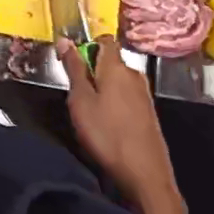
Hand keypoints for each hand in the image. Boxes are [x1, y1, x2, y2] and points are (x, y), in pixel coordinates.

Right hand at [57, 37, 180, 208]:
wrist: (144, 173)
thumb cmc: (106, 134)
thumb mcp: (80, 100)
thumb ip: (73, 69)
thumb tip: (65, 40)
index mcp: (117, 67)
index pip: (104, 40)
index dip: (87, 45)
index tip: (71, 62)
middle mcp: (135, 75)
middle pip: (110, 62)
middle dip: (91, 70)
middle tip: (74, 92)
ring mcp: (144, 94)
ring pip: (117, 80)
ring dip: (101, 88)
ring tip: (87, 111)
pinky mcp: (148, 112)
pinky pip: (125, 96)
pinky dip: (112, 102)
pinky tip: (105, 123)